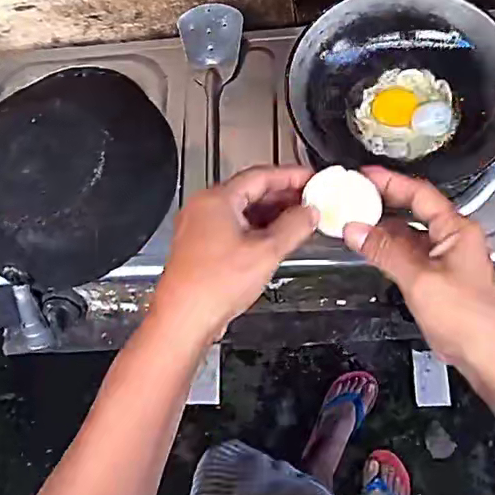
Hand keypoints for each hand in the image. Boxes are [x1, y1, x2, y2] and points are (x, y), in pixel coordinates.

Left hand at [149, 165, 317, 341]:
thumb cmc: (211, 286)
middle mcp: (203, 208)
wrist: (183, 318)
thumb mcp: (266, 252)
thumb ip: (294, 226)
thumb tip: (309, 213)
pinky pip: (233, 228)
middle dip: (283, 195)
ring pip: (242, 211)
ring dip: (271, 214)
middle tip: (310, 199)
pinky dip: (257, 229)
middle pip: (250, 191)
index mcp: (217, 200)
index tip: (310, 178)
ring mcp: (199, 228)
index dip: (291, 175)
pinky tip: (274, 240)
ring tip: (298, 220)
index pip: (261, 175)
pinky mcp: (200, 247)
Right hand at [342, 166, 494, 371]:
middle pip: (415, 210)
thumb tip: (354, 229)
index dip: (391, 181)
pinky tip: (371, 248)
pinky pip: (411, 253)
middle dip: (384, 202)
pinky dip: (390, 249)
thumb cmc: (465, 316)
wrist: (486, 354)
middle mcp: (453, 237)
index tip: (364, 174)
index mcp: (456, 229)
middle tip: (354, 194)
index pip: (420, 194)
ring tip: (355, 219)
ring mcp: (447, 257)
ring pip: (410, 233)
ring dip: (385, 228)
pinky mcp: (439, 276)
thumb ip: (385, 251)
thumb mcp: (419, 279)